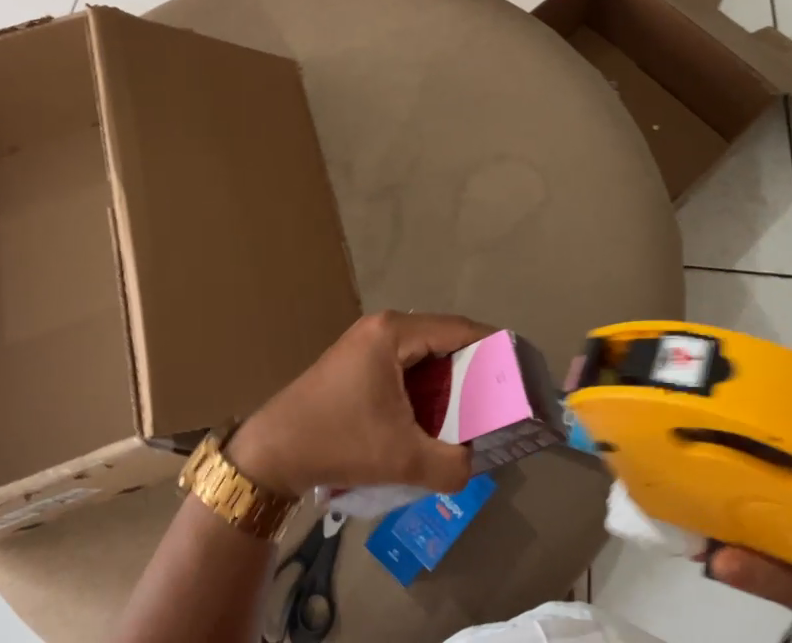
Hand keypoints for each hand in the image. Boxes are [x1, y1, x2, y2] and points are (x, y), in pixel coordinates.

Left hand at [225, 311, 493, 498]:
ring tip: (472, 413)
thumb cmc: (338, 442)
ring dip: (448, 382)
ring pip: (424, 356)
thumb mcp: (403, 459)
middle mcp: (382, 328)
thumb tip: (476, 462)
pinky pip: (405, 367)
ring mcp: (366, 343)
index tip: (519, 372)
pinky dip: (425, 389)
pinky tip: (433, 419)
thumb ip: (453, 464)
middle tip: (500, 399)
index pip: (460, 329)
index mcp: (394, 333)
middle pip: (443, 340)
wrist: (272, 453)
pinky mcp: (357, 363)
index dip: (494, 348)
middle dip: (473, 370)